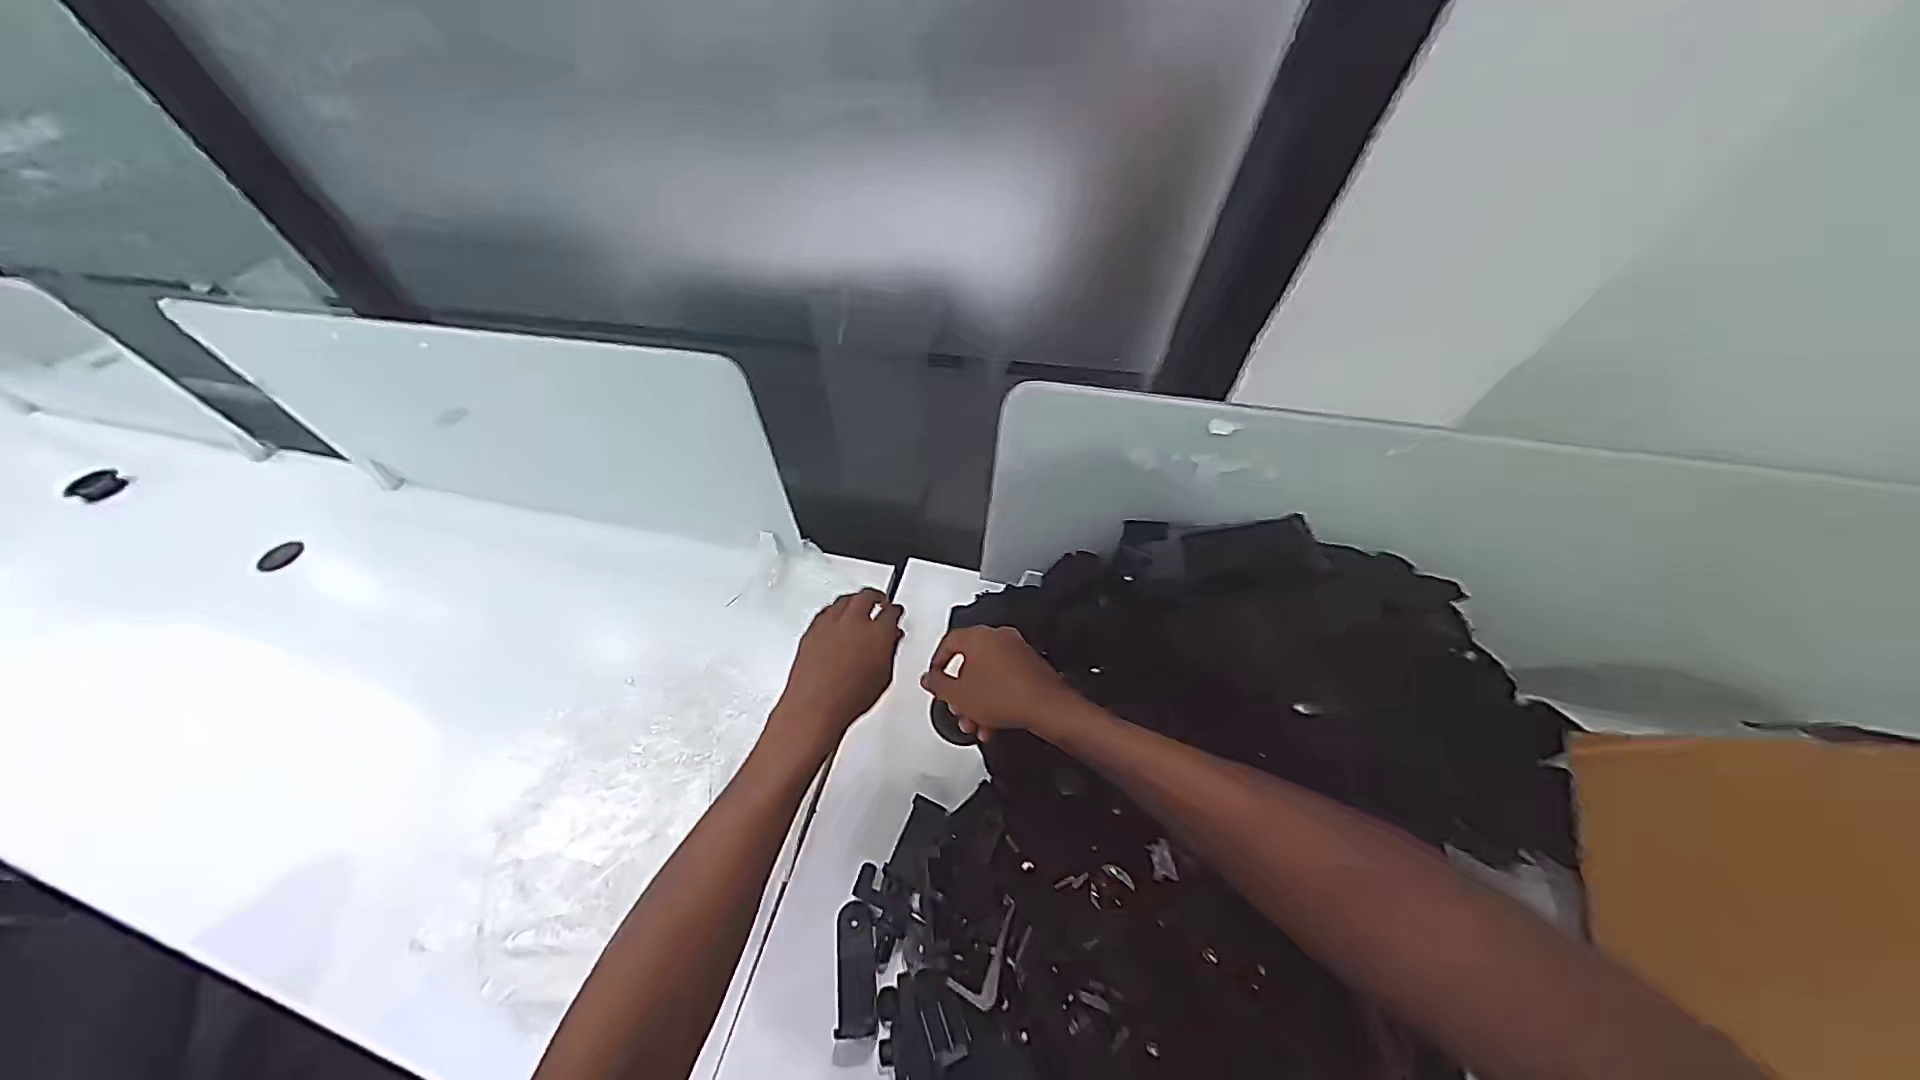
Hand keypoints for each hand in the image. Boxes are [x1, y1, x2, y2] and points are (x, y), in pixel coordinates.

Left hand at [773, 589, 904, 751]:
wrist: (815, 705)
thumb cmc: (847, 697)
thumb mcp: (883, 676)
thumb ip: (889, 651)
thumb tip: (889, 641)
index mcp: (878, 632)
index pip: (892, 611)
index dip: (895, 611)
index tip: (895, 612)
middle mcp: (854, 621)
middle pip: (867, 596)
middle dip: (876, 597)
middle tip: (880, 601)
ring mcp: (831, 623)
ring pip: (845, 600)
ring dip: (855, 600)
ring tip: (859, 605)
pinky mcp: (813, 629)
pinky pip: (826, 611)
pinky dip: (835, 611)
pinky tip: (837, 617)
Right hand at [919, 625, 1090, 741]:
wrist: (1047, 708)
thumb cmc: (1008, 696)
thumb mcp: (959, 695)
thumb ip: (938, 684)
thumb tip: (930, 678)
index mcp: (978, 636)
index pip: (948, 643)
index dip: (937, 664)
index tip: (936, 679)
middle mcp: (999, 637)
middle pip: (969, 662)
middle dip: (961, 691)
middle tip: (957, 706)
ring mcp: (1017, 650)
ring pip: (987, 674)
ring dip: (977, 700)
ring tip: (976, 722)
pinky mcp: (1030, 665)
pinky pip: (1005, 679)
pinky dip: (995, 697)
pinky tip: (993, 721)